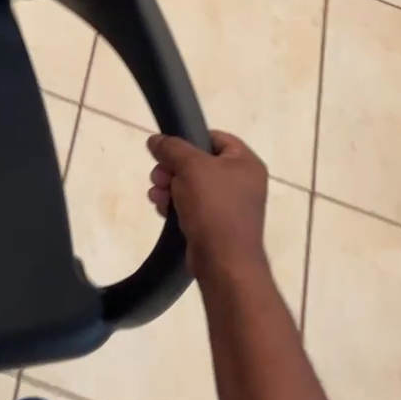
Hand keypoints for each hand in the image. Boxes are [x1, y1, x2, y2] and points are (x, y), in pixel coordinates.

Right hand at [147, 130, 270, 278]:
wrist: (224, 262)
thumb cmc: (214, 207)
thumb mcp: (191, 167)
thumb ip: (171, 147)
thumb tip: (155, 140)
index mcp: (245, 163)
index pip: (215, 137)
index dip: (189, 138)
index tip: (168, 148)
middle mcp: (241, 182)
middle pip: (198, 161)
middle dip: (172, 167)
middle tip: (158, 175)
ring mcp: (229, 204)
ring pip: (190, 183)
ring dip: (168, 186)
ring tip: (157, 195)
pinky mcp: (216, 223)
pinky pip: (190, 204)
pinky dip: (174, 203)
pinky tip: (161, 208)